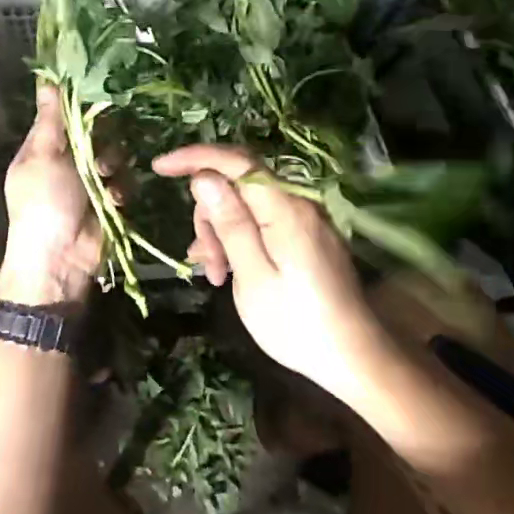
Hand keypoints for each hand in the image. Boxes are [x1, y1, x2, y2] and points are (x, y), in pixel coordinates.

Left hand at [0, 84, 100, 305]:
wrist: (61, 259)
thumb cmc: (44, 202)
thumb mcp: (43, 155)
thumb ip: (51, 118)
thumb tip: (45, 78)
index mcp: (43, 147)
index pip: (64, 114)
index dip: (79, 103)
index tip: (99, 89)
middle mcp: (67, 160)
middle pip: (95, 132)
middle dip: (102, 137)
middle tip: (101, 143)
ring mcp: (90, 181)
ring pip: (114, 154)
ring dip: (112, 164)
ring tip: (105, 177)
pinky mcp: (110, 199)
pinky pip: (125, 180)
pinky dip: (121, 188)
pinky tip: (115, 198)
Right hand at [152, 145, 396, 398]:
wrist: (353, 357)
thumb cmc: (297, 324)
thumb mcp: (252, 277)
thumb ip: (230, 223)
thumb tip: (203, 177)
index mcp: (286, 209)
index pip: (236, 161)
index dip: (195, 156)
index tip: (160, 167)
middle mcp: (298, 202)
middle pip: (237, 183)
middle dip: (209, 213)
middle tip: (202, 261)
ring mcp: (304, 217)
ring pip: (246, 203)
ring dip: (222, 232)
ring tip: (215, 275)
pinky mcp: (306, 233)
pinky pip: (262, 220)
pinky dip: (240, 238)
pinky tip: (228, 270)